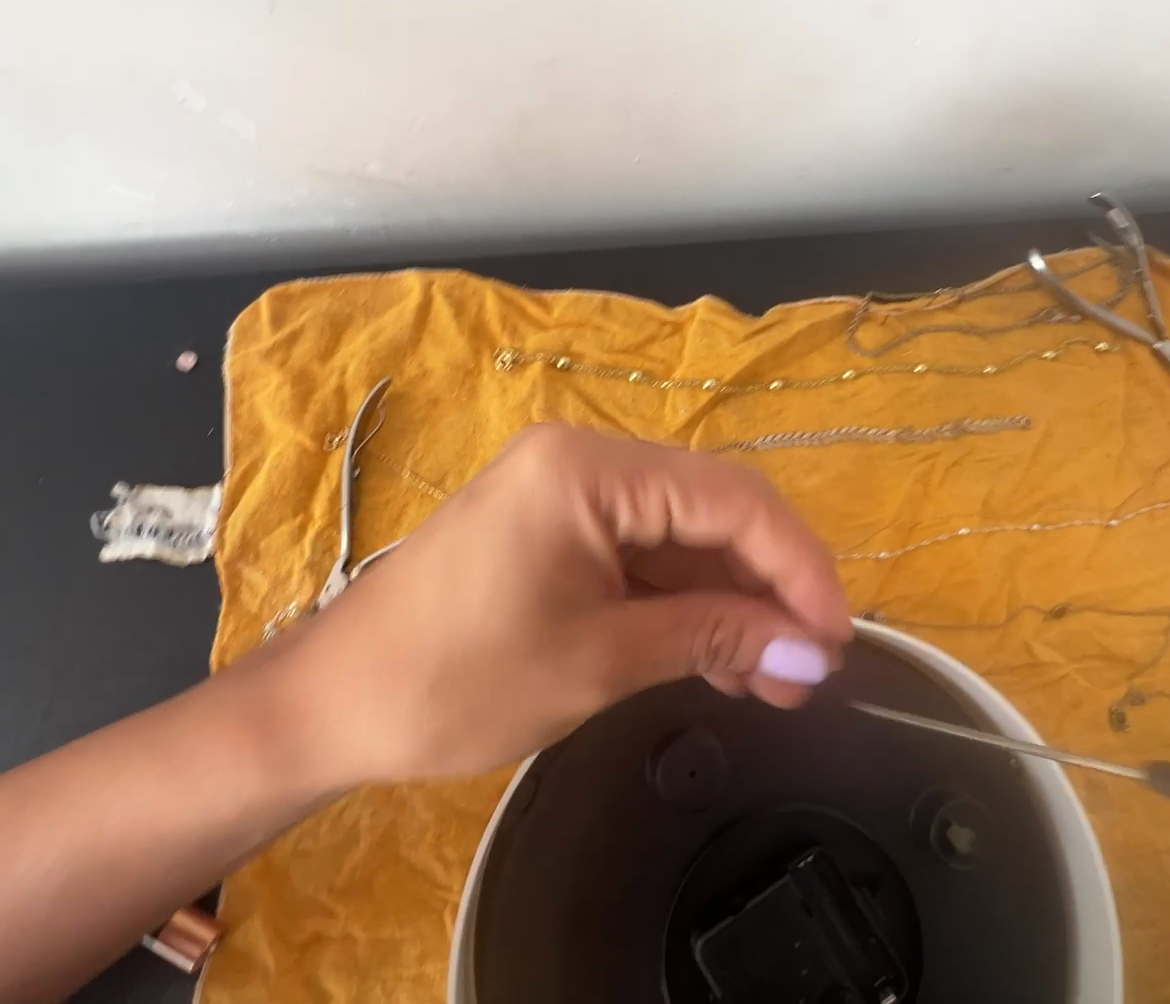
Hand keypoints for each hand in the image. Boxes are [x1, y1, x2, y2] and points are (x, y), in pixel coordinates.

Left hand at [270, 424, 854, 787]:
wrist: (332, 706)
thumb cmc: (455, 681)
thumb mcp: (600, 661)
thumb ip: (715, 639)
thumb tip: (812, 653)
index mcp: (589, 470)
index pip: (731, 500)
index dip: (798, 567)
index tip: (837, 638)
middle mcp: (584, 462)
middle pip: (713, 514)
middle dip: (769, 592)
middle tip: (809, 671)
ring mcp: (569, 497)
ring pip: (684, 543)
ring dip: (733, 608)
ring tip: (777, 682)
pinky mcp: (559, 535)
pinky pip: (645, 562)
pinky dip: (686, 609)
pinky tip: (724, 661)